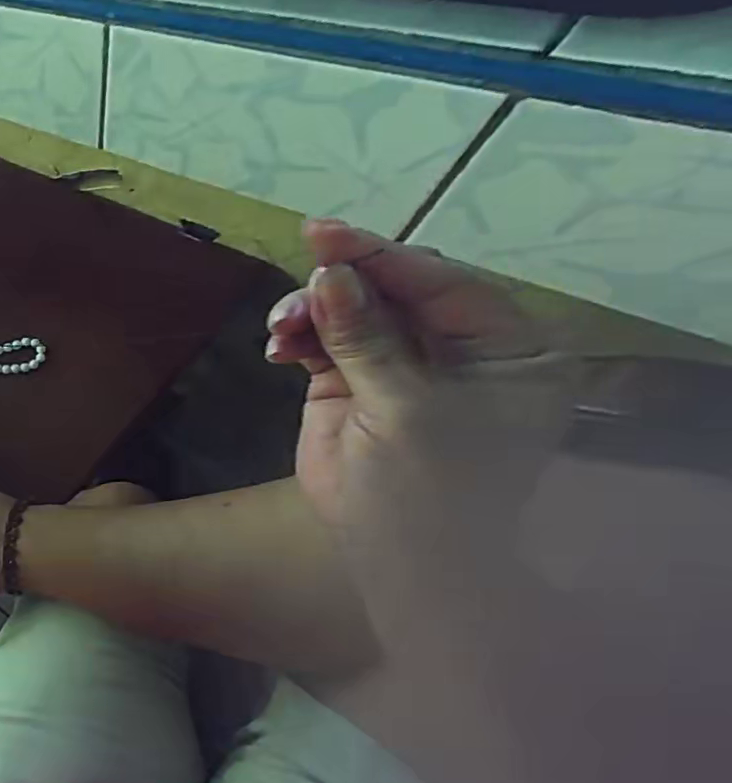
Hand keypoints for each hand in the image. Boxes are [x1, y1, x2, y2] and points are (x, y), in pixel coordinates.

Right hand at [266, 219, 576, 535]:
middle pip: (391, 292)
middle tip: (295, 290)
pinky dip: (296, 339)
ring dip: (309, 313)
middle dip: (338, 286)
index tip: (322, 233)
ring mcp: (395, 367)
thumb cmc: (426, 486)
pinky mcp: (347, 387)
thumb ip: (367, 340)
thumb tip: (329, 278)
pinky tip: (277, 347)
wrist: (394, 549)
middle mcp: (452, 347)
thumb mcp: (404, 408)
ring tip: (280, 330)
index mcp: (504, 345)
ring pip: (348, 315)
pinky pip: (319, 345)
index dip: (381, 256)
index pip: (441, 282)